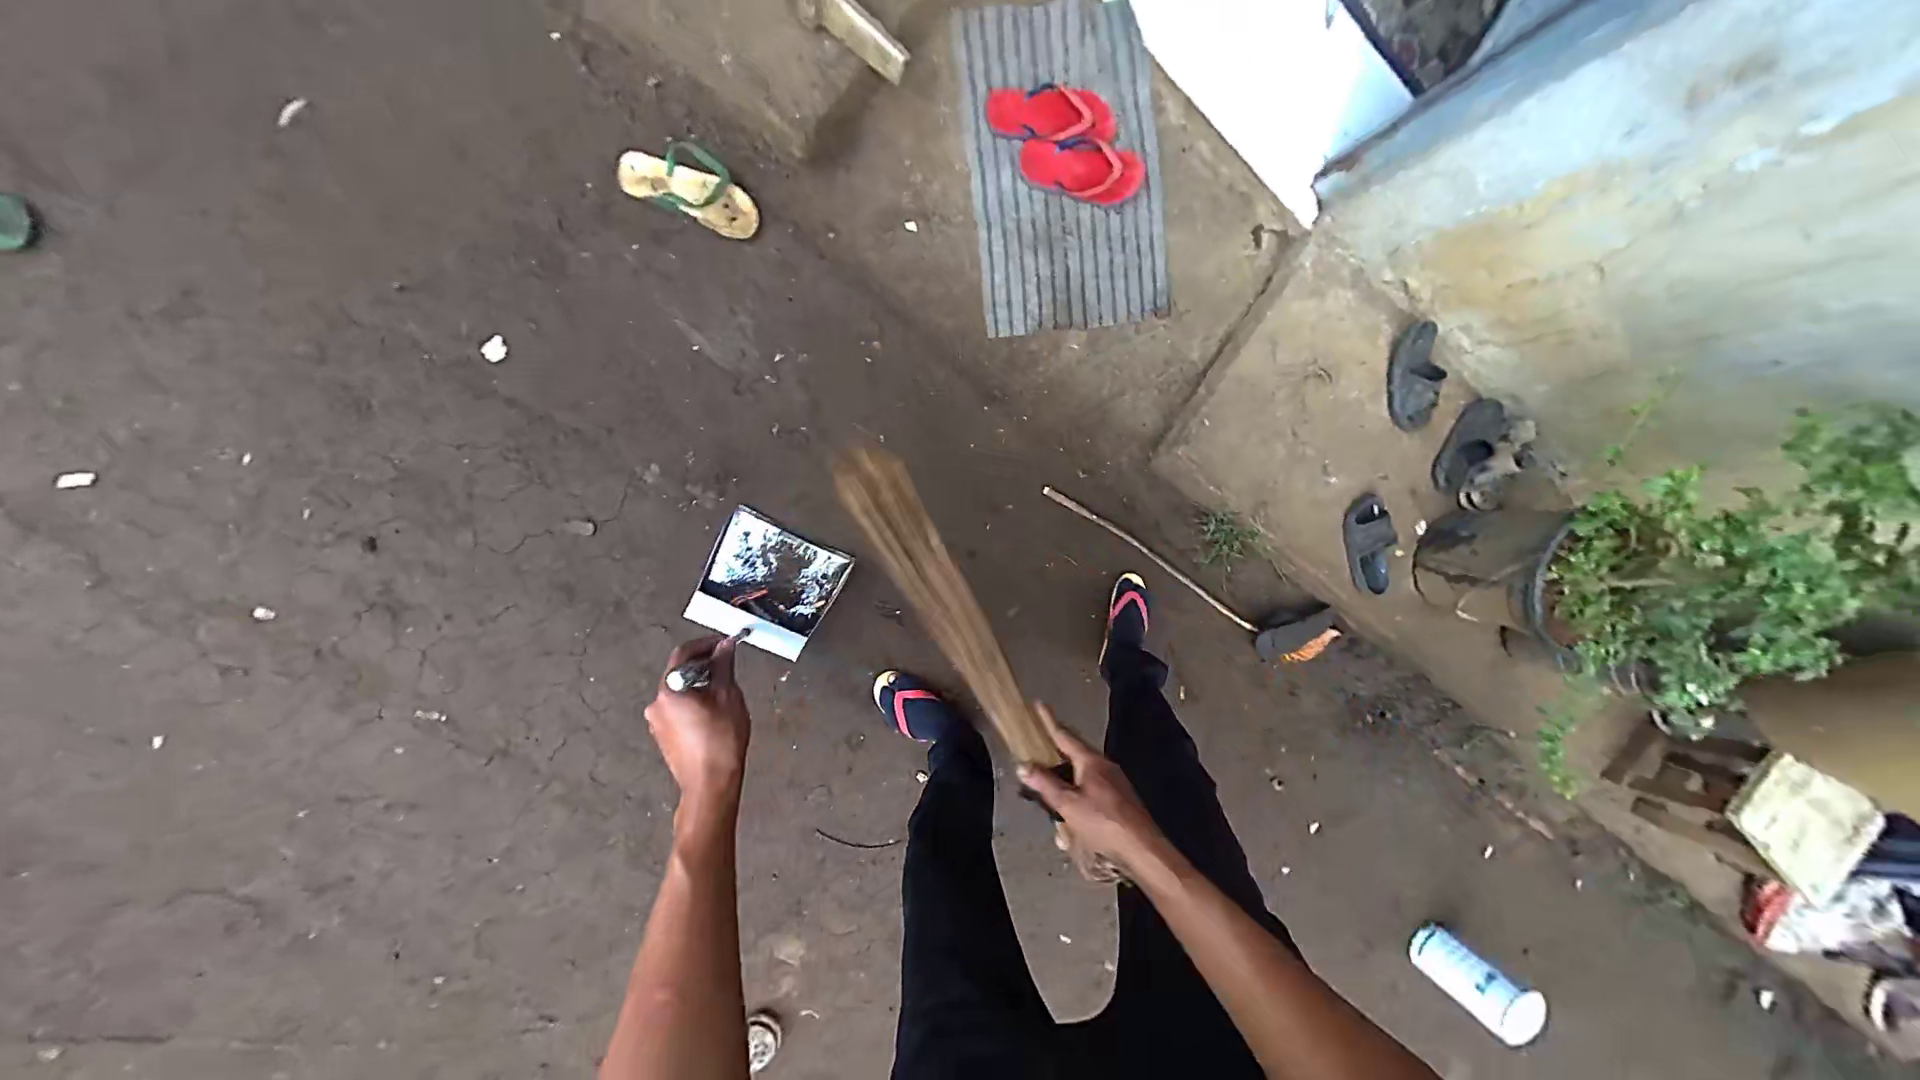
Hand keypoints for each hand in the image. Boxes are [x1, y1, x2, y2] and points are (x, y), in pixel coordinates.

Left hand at [644, 636, 750, 817]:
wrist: (711, 783)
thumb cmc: (719, 744)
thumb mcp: (728, 695)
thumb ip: (724, 665)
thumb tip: (725, 647)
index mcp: (669, 691)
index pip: (683, 653)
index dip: (705, 644)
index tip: (722, 643)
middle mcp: (657, 704)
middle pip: (679, 671)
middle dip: (703, 664)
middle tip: (726, 662)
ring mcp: (658, 721)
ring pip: (679, 690)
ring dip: (699, 682)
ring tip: (724, 686)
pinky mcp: (664, 735)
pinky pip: (678, 707)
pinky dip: (694, 700)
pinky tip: (714, 708)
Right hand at [1018, 703, 1170, 875]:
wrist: (1143, 849)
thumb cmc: (1103, 822)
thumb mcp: (1068, 804)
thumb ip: (1045, 784)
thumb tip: (1023, 765)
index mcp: (1091, 761)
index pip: (1064, 735)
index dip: (1049, 721)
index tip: (1039, 704)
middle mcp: (1104, 766)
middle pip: (1074, 753)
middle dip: (1055, 753)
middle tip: (1038, 750)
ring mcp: (1114, 782)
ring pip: (1082, 775)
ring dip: (1065, 782)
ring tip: (1051, 794)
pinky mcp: (1119, 799)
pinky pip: (1091, 790)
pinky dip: (1077, 797)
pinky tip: (1071, 820)